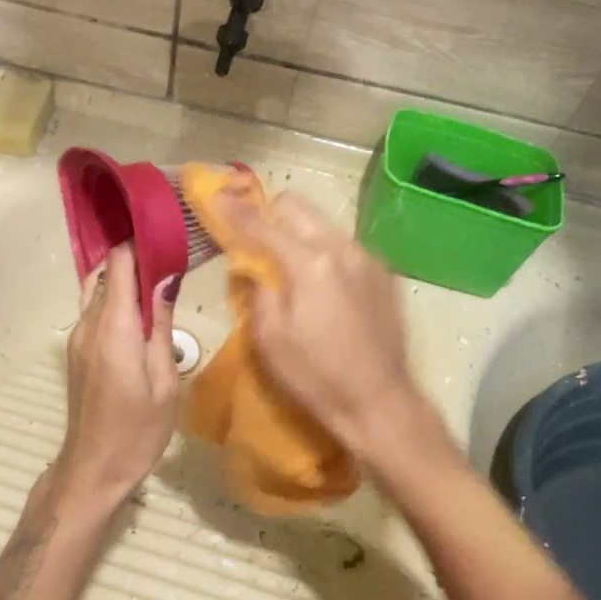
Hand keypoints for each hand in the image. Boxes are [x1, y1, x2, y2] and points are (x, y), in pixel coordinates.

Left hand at [56, 243, 180, 506]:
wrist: (93, 468)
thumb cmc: (137, 430)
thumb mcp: (163, 380)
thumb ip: (159, 324)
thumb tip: (165, 277)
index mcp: (111, 328)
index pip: (117, 264)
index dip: (138, 242)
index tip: (166, 233)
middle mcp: (88, 324)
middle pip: (107, 272)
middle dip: (137, 259)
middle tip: (173, 256)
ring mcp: (78, 337)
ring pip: (100, 290)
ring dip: (127, 281)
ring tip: (163, 282)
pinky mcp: (78, 350)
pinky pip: (97, 311)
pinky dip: (118, 301)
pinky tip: (144, 312)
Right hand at [221, 192, 447, 466]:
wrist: (380, 403)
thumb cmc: (317, 377)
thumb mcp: (270, 339)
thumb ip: (258, 290)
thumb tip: (250, 265)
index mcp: (310, 263)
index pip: (262, 225)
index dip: (234, 210)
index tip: (216, 196)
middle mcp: (342, 248)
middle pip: (298, 207)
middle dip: (271, 213)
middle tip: (254, 237)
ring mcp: (368, 258)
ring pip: (323, 224)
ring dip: (299, 232)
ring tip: (288, 264)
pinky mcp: (384, 274)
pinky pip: (346, 247)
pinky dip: (325, 253)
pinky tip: (322, 285)